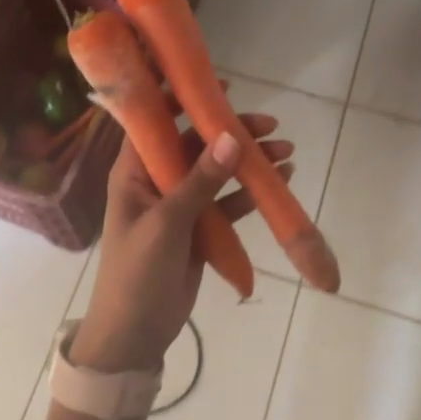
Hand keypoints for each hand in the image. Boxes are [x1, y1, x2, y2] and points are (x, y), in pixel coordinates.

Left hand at [69, 112, 293, 372]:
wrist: (134, 334)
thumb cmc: (136, 273)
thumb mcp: (167, 224)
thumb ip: (200, 182)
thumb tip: (230, 137)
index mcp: (134, 172)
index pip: (155, 123)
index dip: (180, 99)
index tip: (217, 84)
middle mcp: (156, 181)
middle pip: (196, 145)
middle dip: (231, 133)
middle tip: (271, 125)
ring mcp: (179, 205)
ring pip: (217, 172)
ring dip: (248, 161)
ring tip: (286, 152)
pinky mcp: (198, 229)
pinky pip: (227, 202)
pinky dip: (250, 192)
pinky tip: (278, 181)